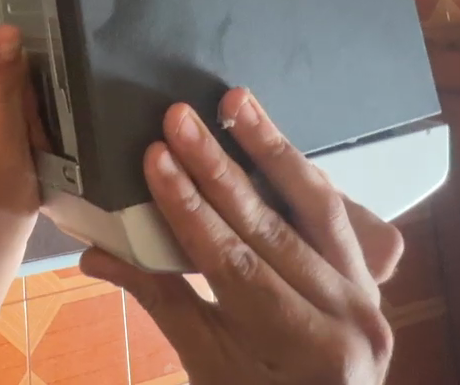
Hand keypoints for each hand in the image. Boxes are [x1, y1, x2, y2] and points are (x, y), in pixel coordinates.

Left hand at [0, 26, 40, 291]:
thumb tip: (8, 32)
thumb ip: (2, 92)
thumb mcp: (2, 156)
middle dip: (18, 105)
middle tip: (21, 152)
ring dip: (13, 112)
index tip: (27, 142)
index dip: (22, 101)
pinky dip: (3, 116)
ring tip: (12, 154)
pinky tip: (2, 147)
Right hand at [81, 88, 404, 384]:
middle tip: (179, 117)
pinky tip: (265, 129)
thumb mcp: (206, 359)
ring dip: (268, 145)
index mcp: (304, 352)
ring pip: (314, 205)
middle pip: (270, 227)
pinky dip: (294, 165)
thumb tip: (91, 253)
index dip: (189, 207)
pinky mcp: (367, 268)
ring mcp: (367, 290)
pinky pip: (330, 208)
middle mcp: (348, 319)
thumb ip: (158, 295)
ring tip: (234, 100)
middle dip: (216, 166)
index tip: (155, 157)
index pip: (234, 263)